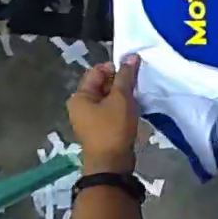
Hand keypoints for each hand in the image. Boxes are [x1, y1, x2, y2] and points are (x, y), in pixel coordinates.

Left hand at [67, 54, 141, 174]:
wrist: (112, 163)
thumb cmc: (113, 127)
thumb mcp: (121, 98)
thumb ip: (126, 76)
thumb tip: (132, 56)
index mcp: (79, 96)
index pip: (97, 71)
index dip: (115, 68)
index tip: (133, 72)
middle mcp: (80, 106)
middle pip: (102, 84)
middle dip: (120, 82)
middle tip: (137, 84)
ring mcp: (89, 119)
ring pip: (108, 98)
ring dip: (122, 95)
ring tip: (138, 96)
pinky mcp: (100, 129)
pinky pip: (110, 111)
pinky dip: (121, 107)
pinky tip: (134, 109)